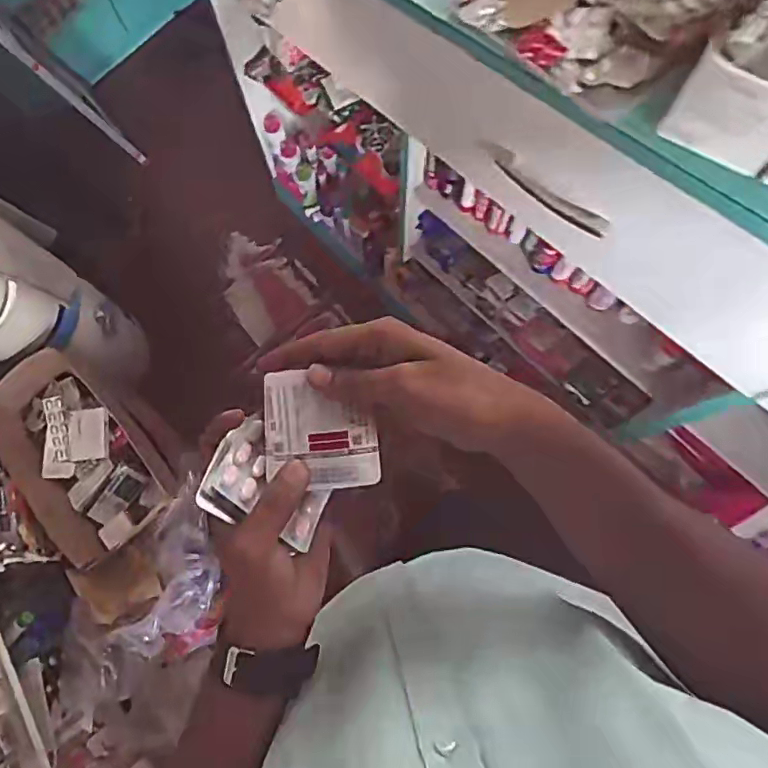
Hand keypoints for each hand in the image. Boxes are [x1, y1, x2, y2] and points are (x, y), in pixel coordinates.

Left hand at [198, 410, 330, 650]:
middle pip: (258, 451)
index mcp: (225, 498)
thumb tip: (299, 464)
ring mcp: (283, 500)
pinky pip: (319, 484)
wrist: (280, 626)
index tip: (242, 415)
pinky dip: (330, 468)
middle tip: (293, 414)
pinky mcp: (312, 510)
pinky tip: (342, 451)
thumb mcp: (254, 546)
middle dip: (273, 429)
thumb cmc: (255, 586)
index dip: (223, 431)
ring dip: (304, 445)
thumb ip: (272, 506)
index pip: (217, 454)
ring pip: (290, 464)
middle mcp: (252, 492)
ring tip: (320, 425)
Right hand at [256, 318, 560, 456]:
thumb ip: (357, 382)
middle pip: (334, 359)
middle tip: (272, 398)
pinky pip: (364, 401)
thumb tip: (312, 374)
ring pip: (347, 382)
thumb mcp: (403, 387)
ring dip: (322, 397)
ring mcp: (395, 374)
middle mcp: (385, 350)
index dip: (293, 354)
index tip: (262, 369)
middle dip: (303, 375)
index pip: (327, 341)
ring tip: (293, 417)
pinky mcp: (403, 397)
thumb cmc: (457, 397)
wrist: (505, 421)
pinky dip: (346, 412)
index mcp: (383, 337)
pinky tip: (330, 430)